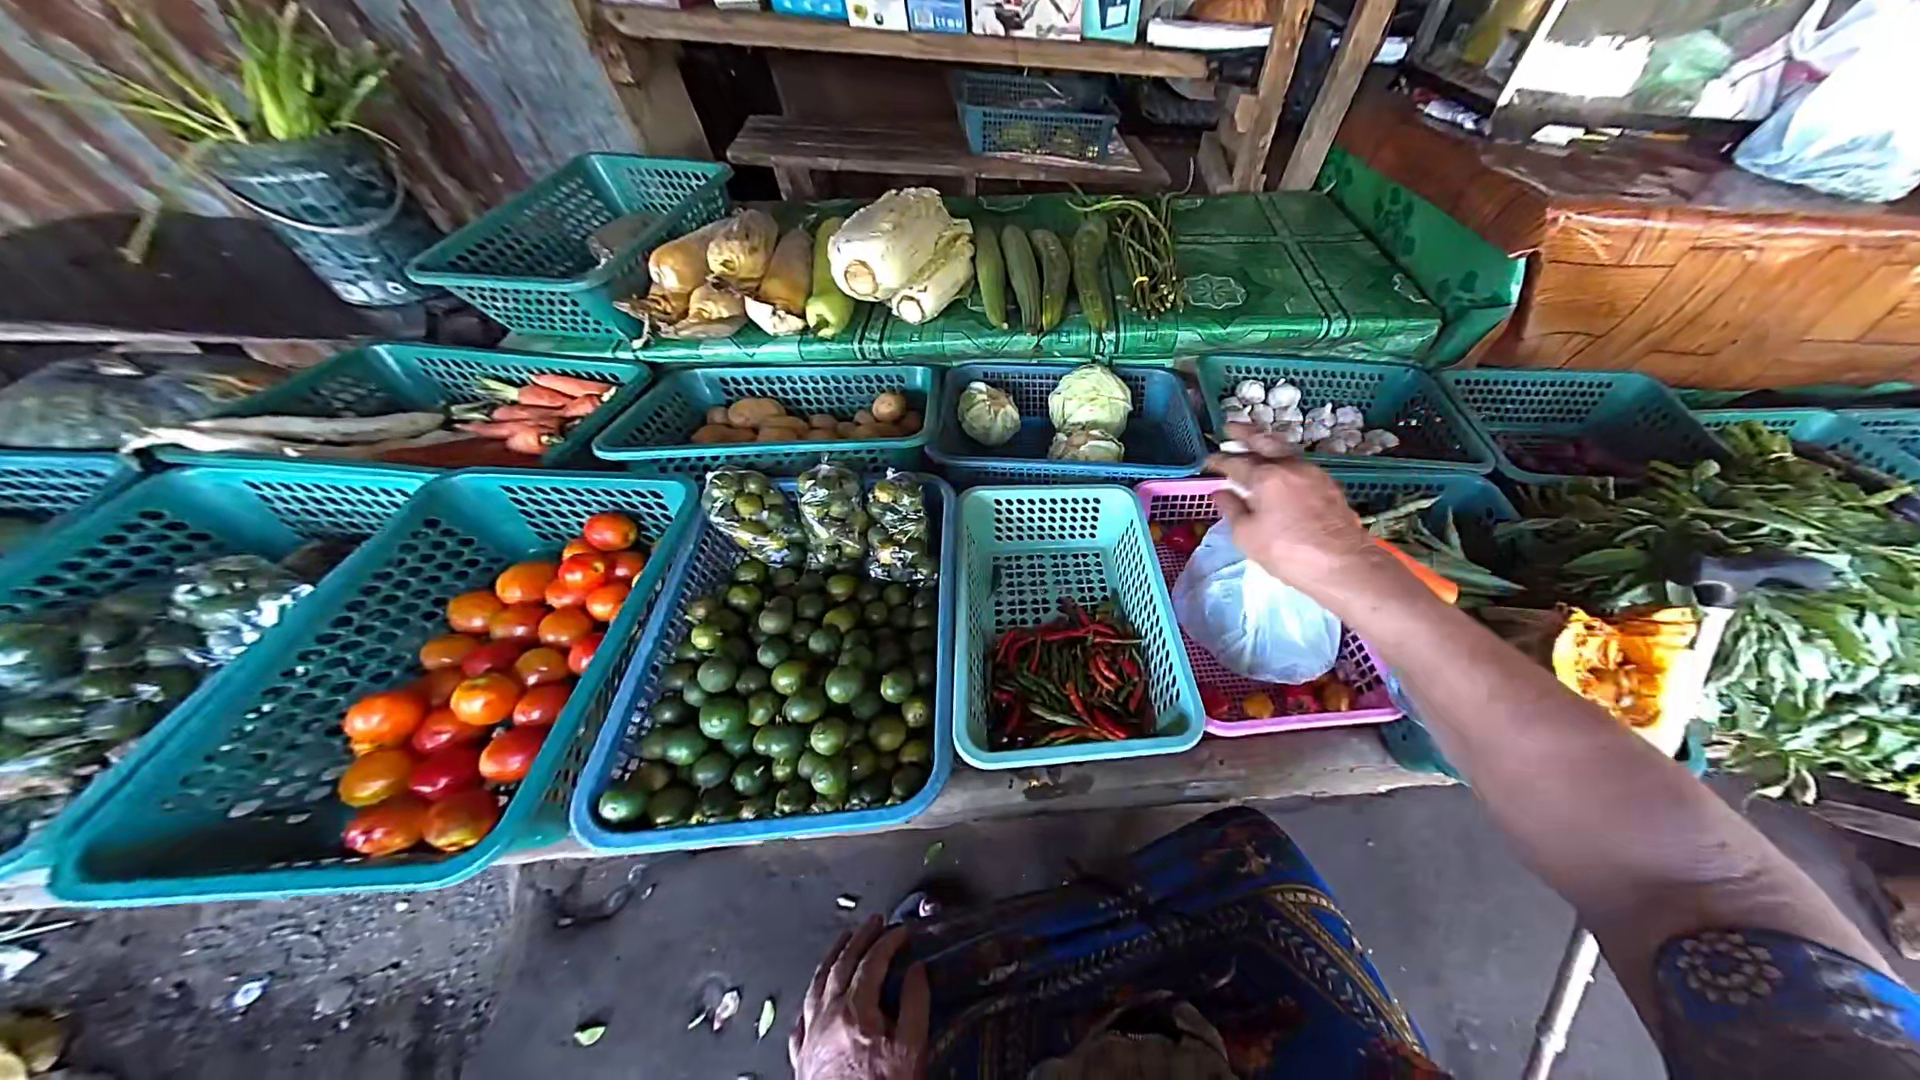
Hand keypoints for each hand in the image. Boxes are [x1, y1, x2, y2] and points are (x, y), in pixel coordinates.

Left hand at [791, 915, 929, 1079]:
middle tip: (874, 922)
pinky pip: (801, 1020)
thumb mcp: (910, 1050)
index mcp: (855, 1011)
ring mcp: (810, 1037)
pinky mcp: (802, 1061)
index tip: (901, 931)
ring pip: (817, 984)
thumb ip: (914, 1004)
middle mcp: (827, 1017)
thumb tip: (916, 969)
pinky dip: (810, 1000)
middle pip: (842, 964)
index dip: (888, 941)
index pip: (872, 961)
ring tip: (842, 940)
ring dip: (832, 956)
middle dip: (860, 938)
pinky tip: (812, 998)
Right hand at [1207, 429, 1382, 593]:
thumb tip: (1220, 493)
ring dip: (1267, 444)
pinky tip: (1279, 469)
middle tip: (1230, 426)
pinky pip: (1299, 464)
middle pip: (1264, 442)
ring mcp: (1312, 474)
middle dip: (1245, 433)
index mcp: (1265, 478)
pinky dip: (1283, 460)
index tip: (1208, 461)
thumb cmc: (1286, 551)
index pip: (1235, 463)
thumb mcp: (1246, 535)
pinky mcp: (1327, 485)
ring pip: (1285, 450)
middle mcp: (1289, 467)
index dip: (1218, 461)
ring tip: (1255, 441)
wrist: (1342, 564)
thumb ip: (1231, 509)